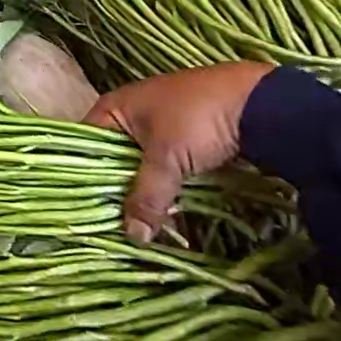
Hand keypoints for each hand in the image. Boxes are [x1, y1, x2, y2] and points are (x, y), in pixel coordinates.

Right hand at [81, 62, 272, 244]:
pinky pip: (163, 169)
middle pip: (111, 158)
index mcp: (114, 106)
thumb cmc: (196, 119)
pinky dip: (165, 189)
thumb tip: (132, 237)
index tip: (87, 208)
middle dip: (116, 190)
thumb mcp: (167, 157)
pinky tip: (170, 215)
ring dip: (144, 193)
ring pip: (140, 166)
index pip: (84, 143)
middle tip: (116, 225)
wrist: (259, 102)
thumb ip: (146, 195)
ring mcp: (158, 127)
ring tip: (144, 227)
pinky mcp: (184, 140)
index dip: (82, 174)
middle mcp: (130, 114)